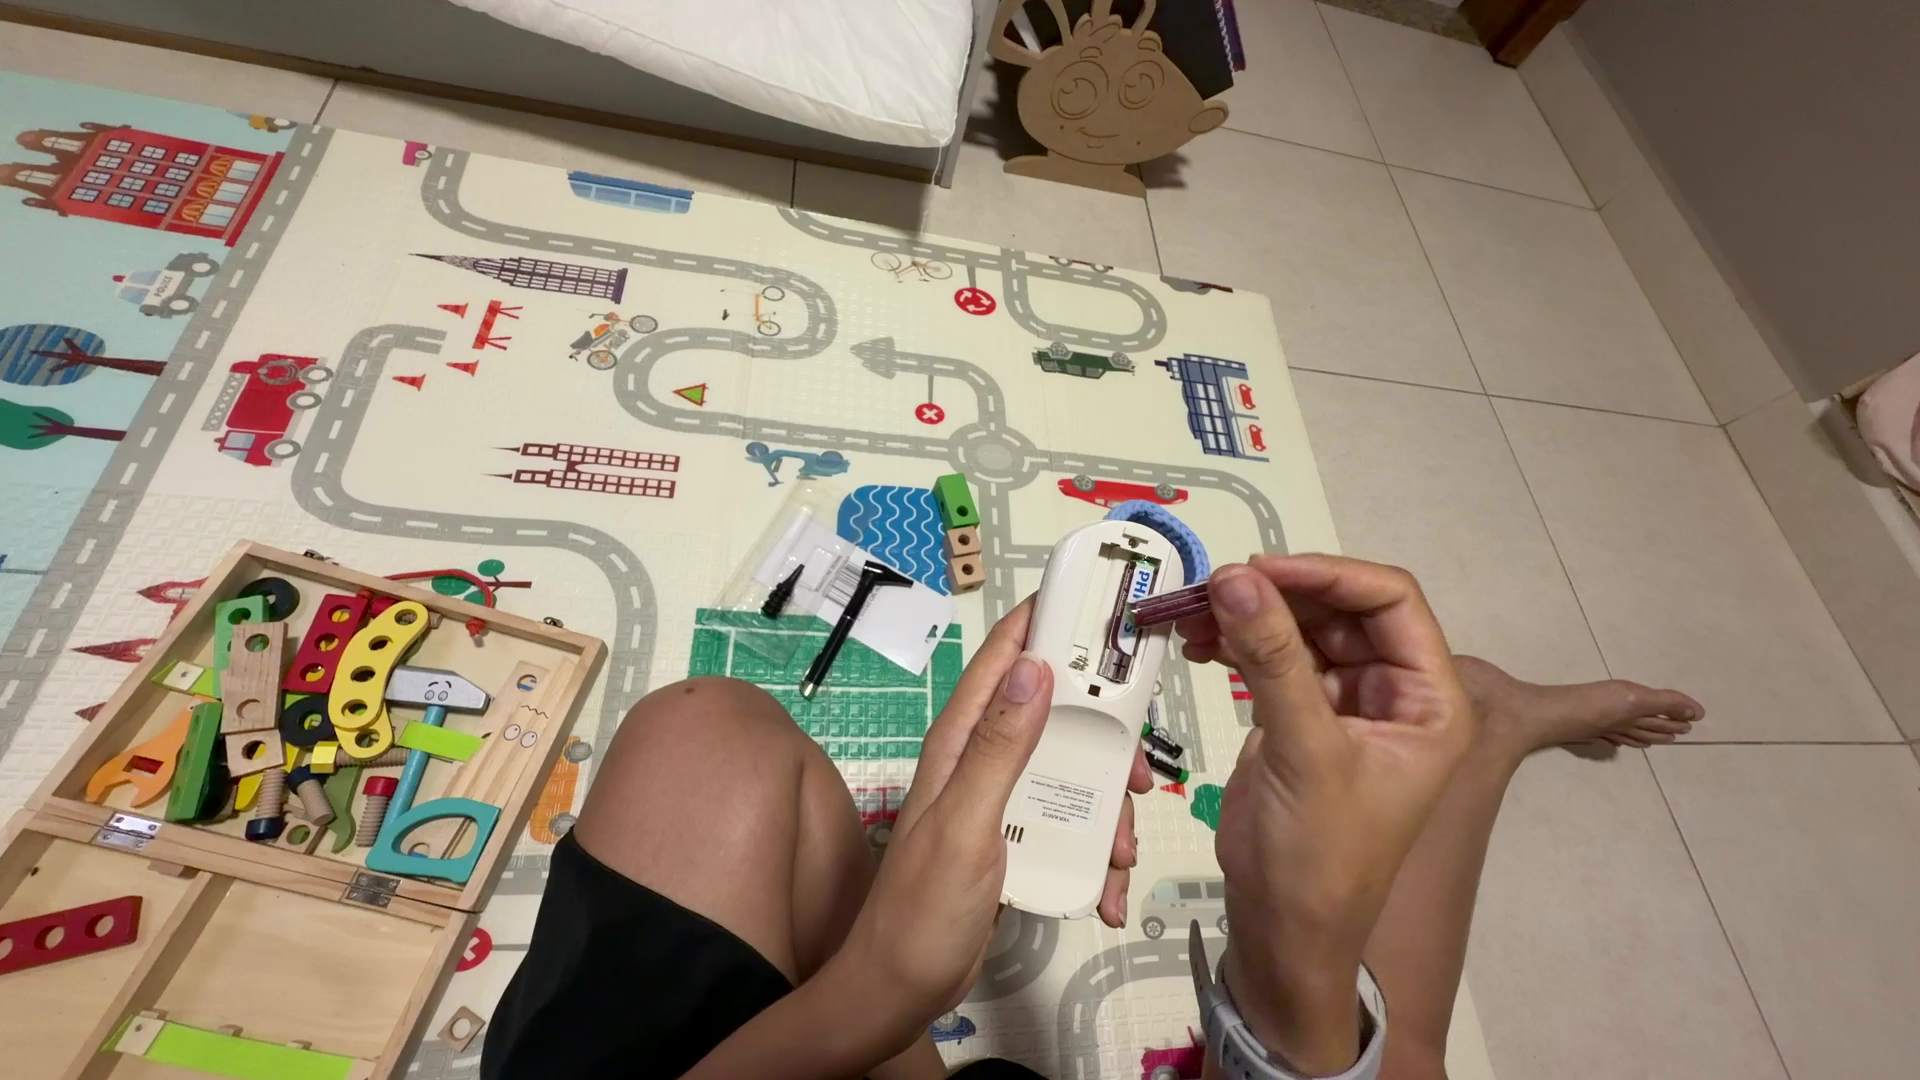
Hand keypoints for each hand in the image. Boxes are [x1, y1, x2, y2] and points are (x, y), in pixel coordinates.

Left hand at [830, 599, 1150, 1049]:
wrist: (902, 986)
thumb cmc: (923, 907)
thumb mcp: (966, 823)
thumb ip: (999, 748)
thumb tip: (1035, 668)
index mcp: (962, 737)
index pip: (1003, 657)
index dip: (1043, 621)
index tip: (1095, 603)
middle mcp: (982, 754)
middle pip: (1053, 711)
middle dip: (1101, 731)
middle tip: (1137, 766)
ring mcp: (1000, 793)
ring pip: (1069, 766)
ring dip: (1104, 800)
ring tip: (1122, 847)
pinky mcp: (1015, 830)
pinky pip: (1065, 815)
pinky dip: (1092, 842)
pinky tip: (1105, 882)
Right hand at [1179, 556, 1473, 1073]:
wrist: (1282, 923)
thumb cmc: (1320, 852)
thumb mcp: (1304, 749)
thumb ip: (1272, 657)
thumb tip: (1234, 577)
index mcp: (1426, 698)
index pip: (1390, 602)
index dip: (1327, 575)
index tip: (1258, 570)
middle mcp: (1389, 691)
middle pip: (1337, 610)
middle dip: (1275, 594)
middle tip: (1212, 589)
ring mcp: (1339, 701)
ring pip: (1297, 629)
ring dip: (1246, 615)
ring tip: (1191, 614)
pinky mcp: (1296, 714)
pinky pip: (1268, 657)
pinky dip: (1232, 643)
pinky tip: (1196, 643)